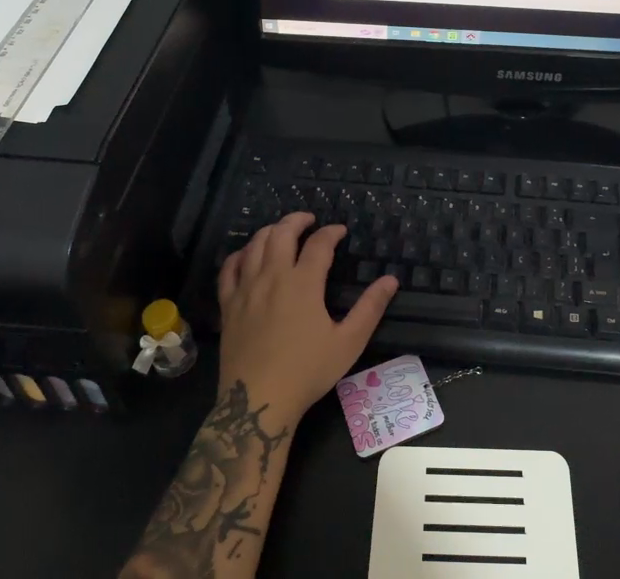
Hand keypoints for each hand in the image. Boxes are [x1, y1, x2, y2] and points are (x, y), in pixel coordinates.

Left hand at [217, 212, 398, 415]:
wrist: (258, 400)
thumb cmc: (307, 371)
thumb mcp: (348, 342)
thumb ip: (370, 308)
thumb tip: (391, 280)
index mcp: (303, 283)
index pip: (319, 244)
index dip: (331, 233)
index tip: (340, 231)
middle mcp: (273, 277)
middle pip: (282, 233)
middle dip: (297, 220)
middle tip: (309, 220)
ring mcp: (246, 289)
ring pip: (255, 244)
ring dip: (271, 231)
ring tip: (283, 232)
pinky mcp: (228, 305)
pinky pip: (229, 268)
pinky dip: (240, 254)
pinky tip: (248, 255)